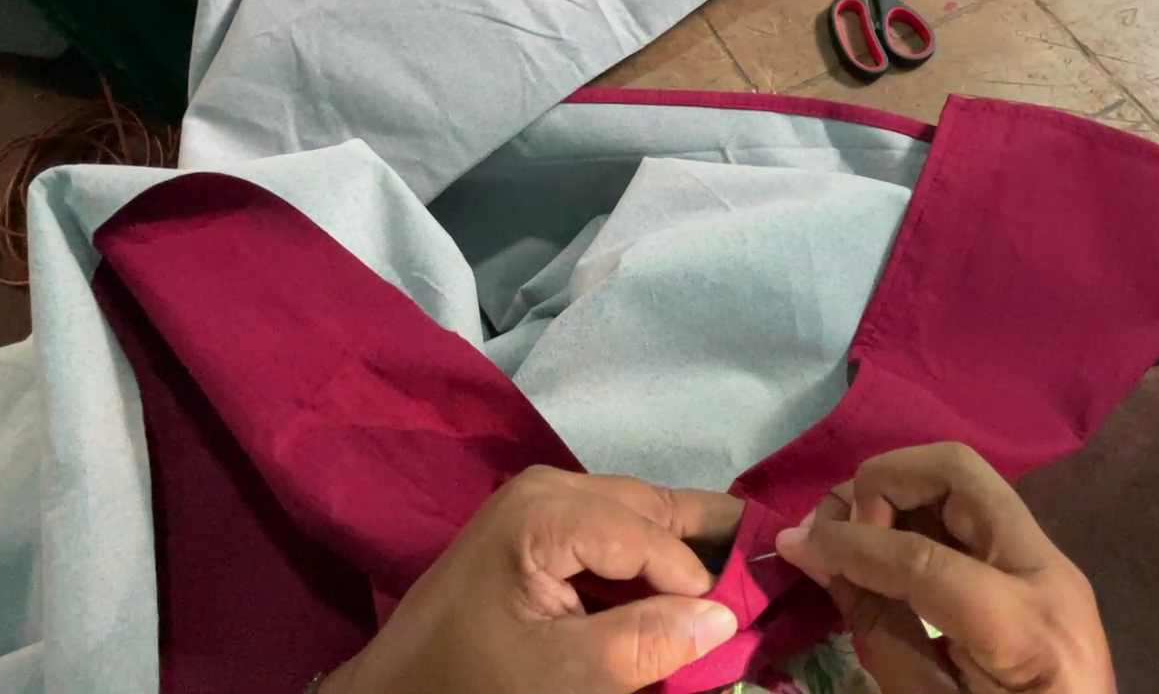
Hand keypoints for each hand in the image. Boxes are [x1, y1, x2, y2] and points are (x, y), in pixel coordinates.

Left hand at [320, 466, 743, 693]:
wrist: (394, 693)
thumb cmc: (471, 686)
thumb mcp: (561, 678)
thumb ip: (643, 641)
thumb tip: (723, 615)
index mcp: (545, 511)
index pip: (644, 532)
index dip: (697, 574)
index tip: (746, 616)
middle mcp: (546, 486)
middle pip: (644, 505)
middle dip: (702, 537)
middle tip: (765, 560)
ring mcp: (540, 499)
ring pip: (633, 511)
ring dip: (680, 543)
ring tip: (737, 564)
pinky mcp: (539, 521)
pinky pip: (609, 526)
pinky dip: (647, 553)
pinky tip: (679, 574)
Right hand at [774, 443, 1113, 693]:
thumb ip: (872, 625)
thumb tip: (812, 550)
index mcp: (1030, 632)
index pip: (922, 556)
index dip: (849, 543)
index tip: (798, 544)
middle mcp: (1048, 572)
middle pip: (954, 469)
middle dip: (883, 484)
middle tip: (846, 531)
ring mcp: (1047, 558)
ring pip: (957, 472)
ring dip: (894, 490)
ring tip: (854, 534)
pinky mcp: (1032, 557)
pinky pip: (961, 504)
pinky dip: (911, 507)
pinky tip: (882, 544)